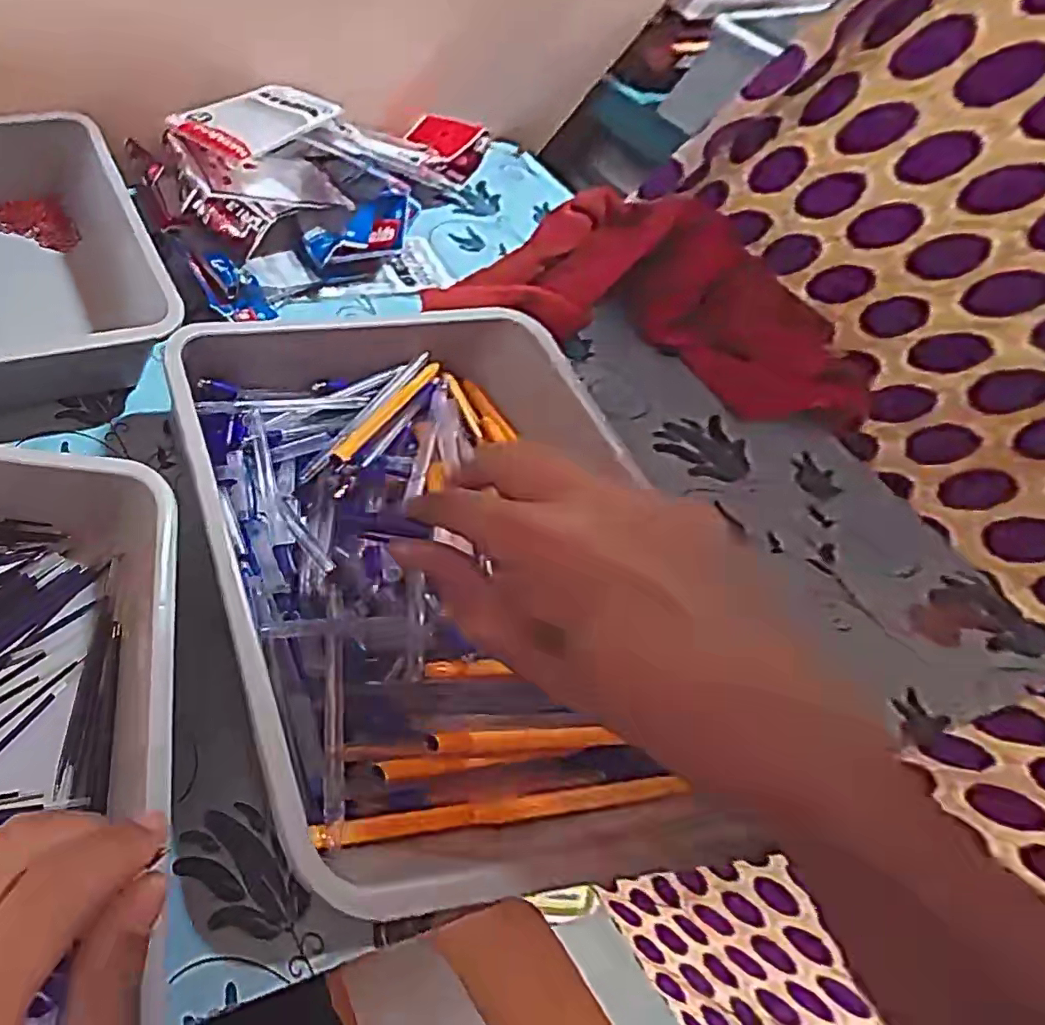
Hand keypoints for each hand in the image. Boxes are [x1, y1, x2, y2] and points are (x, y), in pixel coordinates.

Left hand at [0, 811, 166, 1024]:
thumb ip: (108, 980)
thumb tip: (142, 893)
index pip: (50, 888)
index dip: (112, 850)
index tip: (151, 836)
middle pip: (12, 852)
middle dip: (84, 833)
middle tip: (133, 841)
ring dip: (49, 843)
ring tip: (98, 859)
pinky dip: (13, 867)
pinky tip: (45, 882)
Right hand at [388, 442, 880, 808]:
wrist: (771, 723)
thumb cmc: (623, 696)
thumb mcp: (522, 649)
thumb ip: (459, 588)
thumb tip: (407, 549)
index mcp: (540, 540)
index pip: (459, 502)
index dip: (425, 507)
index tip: (409, 517)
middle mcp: (589, 501)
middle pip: (509, 455)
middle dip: (470, 472)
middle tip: (456, 506)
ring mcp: (647, 500)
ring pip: (562, 468)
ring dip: (524, 488)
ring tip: (521, 535)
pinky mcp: (690, 512)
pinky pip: (612, 493)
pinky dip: (579, 508)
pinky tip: (593, 557)